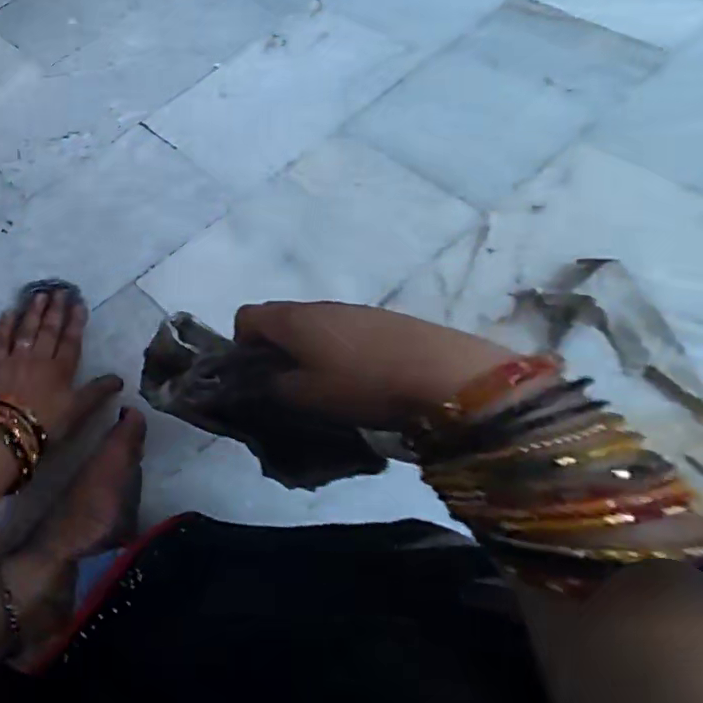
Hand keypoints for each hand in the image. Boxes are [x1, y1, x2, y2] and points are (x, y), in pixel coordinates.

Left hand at [0, 289, 121, 441]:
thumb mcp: (79, 410)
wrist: (11, 426)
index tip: (78, 303)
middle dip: (55, 309)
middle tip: (59, 291)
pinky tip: (7, 313)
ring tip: (38, 295)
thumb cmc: (47, 422)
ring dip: (33, 311)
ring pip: (26, 329)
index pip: (71, 340)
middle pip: (49, 329)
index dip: (75, 321)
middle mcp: (39, 357)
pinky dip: (4, 325)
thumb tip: (119, 378)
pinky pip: (0, 339)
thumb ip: (97, 392)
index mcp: (62, 368)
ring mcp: (16, 358)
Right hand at [233, 301, 518, 428]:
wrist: (460, 379)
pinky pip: (350, 329)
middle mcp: (317, 306)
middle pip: (280, 317)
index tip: (258, 370)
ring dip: (313, 346)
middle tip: (292, 378)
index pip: (244, 316)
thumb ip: (271, 386)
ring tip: (333, 379)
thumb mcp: (304, 397)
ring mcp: (357, 309)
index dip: (242, 342)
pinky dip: (346, 347)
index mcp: (289, 319)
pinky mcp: (391, 319)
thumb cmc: (364, 386)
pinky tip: (369, 374)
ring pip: (316, 323)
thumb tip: (264, 378)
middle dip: (277, 344)